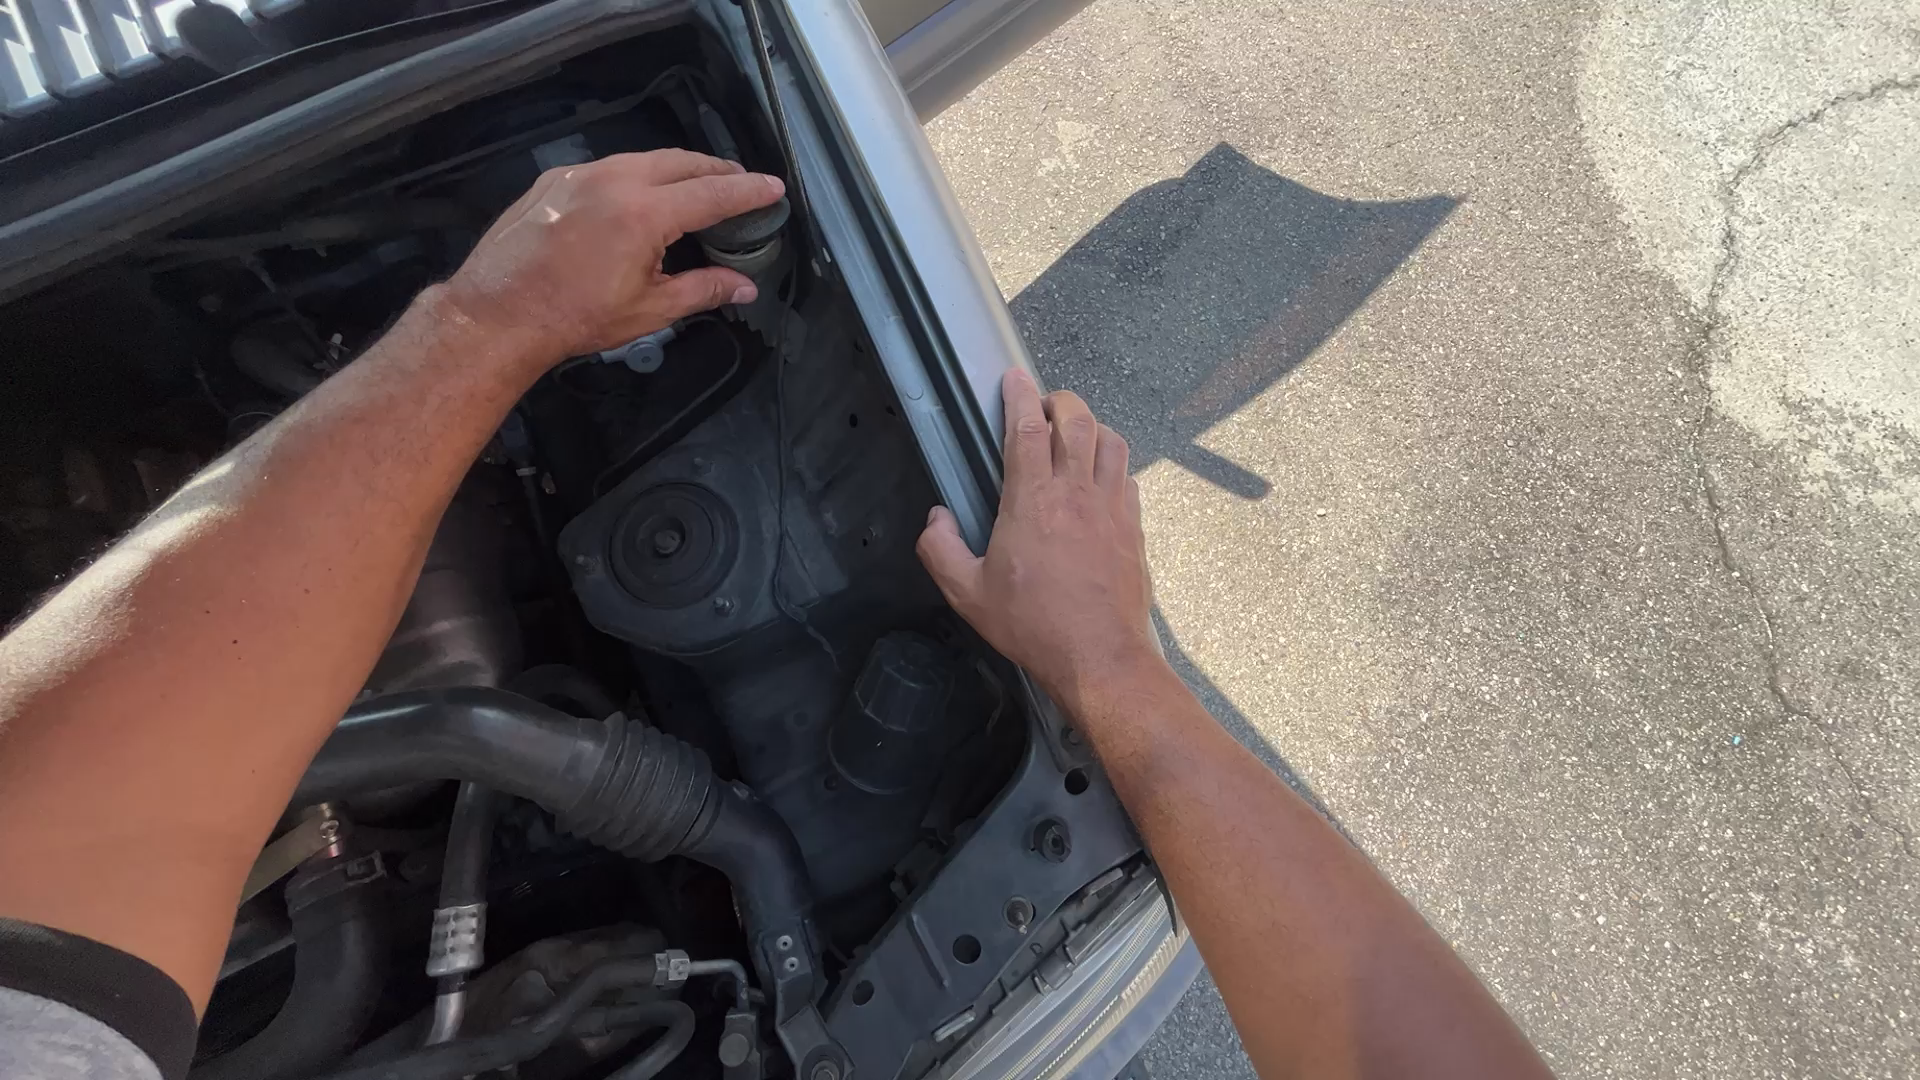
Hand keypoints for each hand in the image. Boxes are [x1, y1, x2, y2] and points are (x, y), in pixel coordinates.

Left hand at [441, 149, 785, 365]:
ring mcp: (580, 174)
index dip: (749, 191)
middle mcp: (613, 180)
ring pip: (645, 159)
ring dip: (680, 170)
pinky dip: (642, 176)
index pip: (712, 193)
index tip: (774, 187)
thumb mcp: (653, 309)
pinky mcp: (556, 180)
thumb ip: (705, 290)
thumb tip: (745, 288)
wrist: (500, 312)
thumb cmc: (580, 316)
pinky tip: (647, 199)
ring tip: (700, 189)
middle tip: (742, 184)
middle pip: (681, 162)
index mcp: (643, 213)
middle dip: (718, 170)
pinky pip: (612, 167)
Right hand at [917, 370, 1162, 710]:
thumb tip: (936, 518)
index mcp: (1031, 501)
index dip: (1019, 395)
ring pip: (1110, 441)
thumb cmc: (1031, 624)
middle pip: (1077, 421)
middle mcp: (1075, 492)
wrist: (1098, 655)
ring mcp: (1111, 506)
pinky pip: (1127, 474)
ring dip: (1091, 426)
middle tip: (1044, 406)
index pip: (1027, 428)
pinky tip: (1100, 476)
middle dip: (1060, 401)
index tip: (1013, 378)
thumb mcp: (967, 594)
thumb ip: (939, 550)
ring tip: (1075, 434)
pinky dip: (1112, 461)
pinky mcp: (1133, 526)